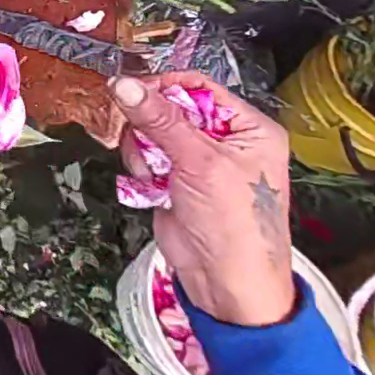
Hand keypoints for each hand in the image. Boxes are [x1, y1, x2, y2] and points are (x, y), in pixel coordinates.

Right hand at [111, 72, 294, 326]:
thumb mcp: (199, 163)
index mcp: (247, 127)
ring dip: (143, 150)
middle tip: (142, 141)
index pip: (199, 87)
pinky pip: (146, 158)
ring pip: (152, 133)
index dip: (164, 87)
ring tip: (151, 173)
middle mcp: (224, 140)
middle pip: (169, 108)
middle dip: (150, 126)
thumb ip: (160, 120)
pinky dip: (141, 170)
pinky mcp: (176, 181)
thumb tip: (126, 85)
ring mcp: (198, 162)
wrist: (226, 289)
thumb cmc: (237, 228)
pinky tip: (149, 186)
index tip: (135, 93)